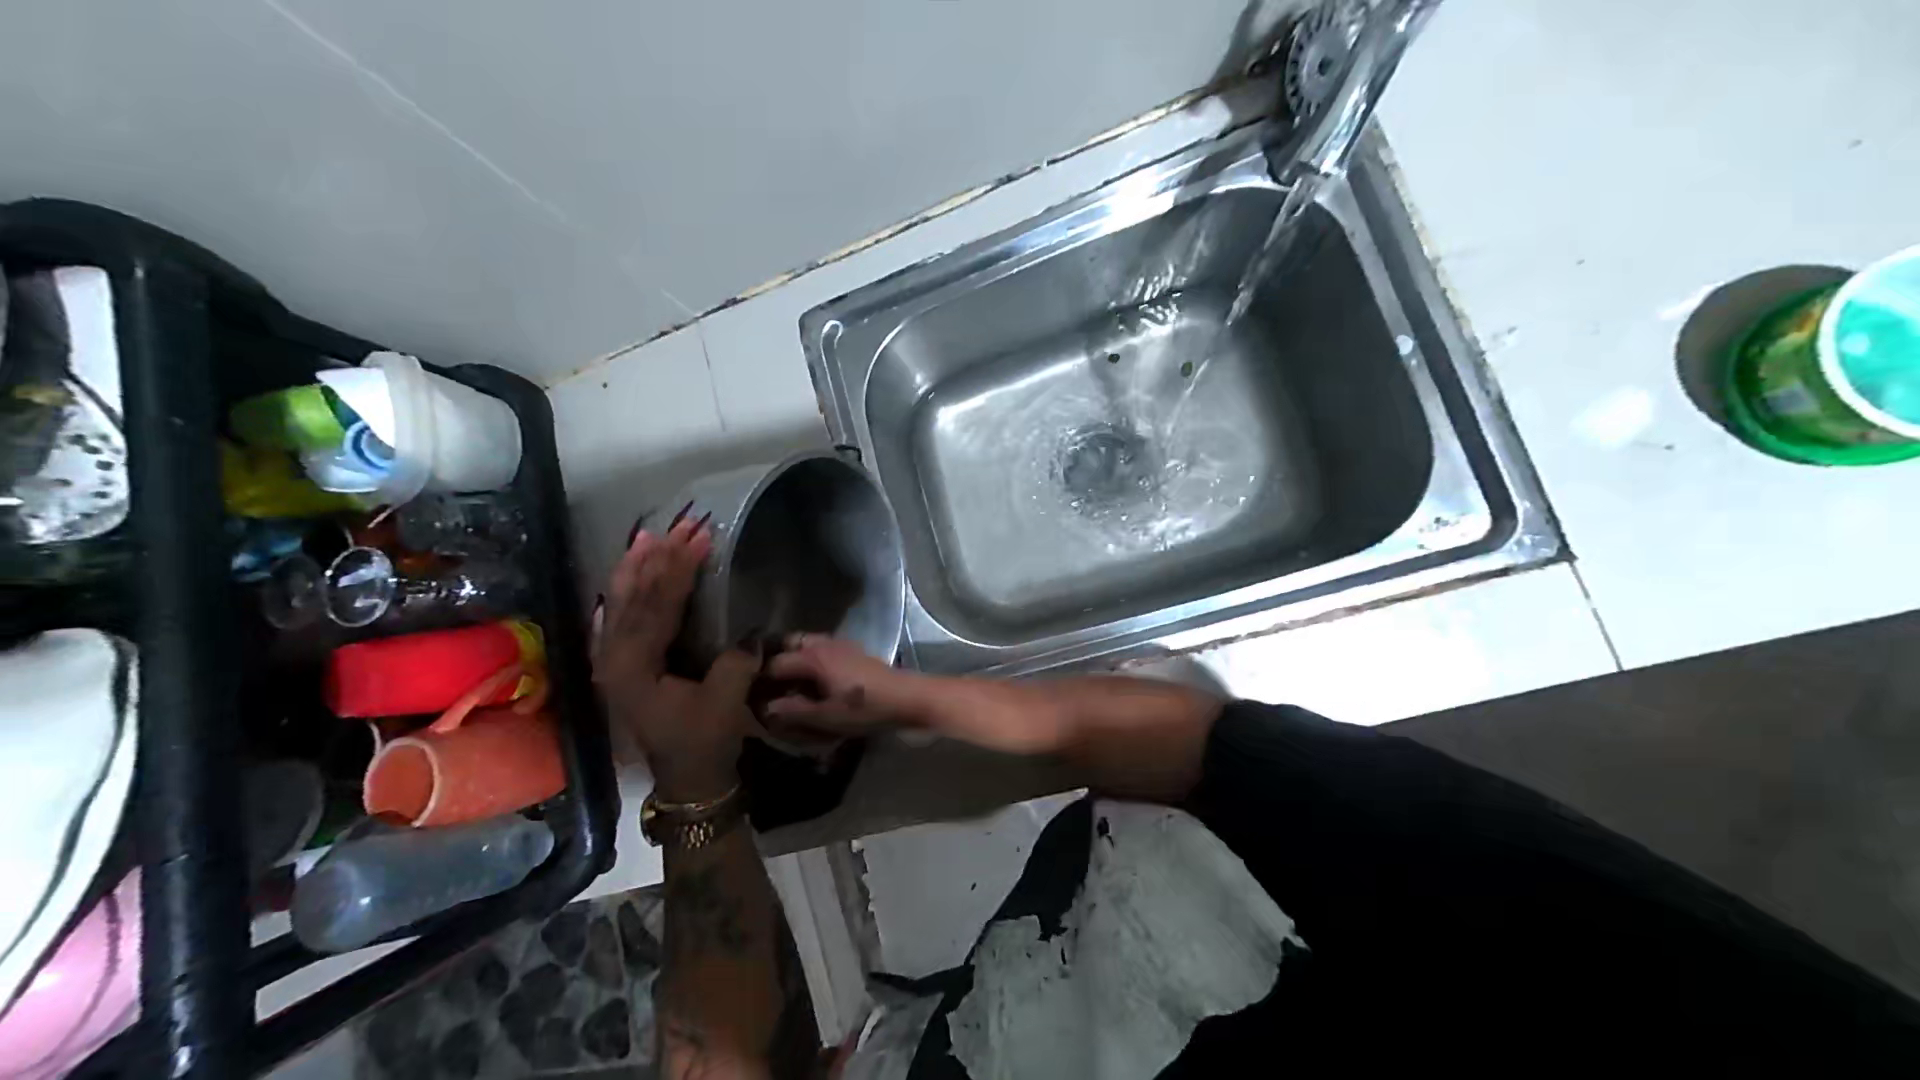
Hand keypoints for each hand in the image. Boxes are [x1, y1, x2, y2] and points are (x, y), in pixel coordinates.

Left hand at [593, 519, 758, 801]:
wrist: (689, 781)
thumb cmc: (705, 742)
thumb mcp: (726, 701)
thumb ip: (735, 661)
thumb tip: (749, 632)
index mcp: (633, 667)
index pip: (656, 606)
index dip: (679, 570)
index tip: (699, 538)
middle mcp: (614, 660)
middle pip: (633, 598)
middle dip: (655, 560)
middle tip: (677, 526)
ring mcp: (614, 665)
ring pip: (621, 606)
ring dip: (635, 570)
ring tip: (647, 538)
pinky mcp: (623, 670)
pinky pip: (619, 621)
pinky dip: (624, 596)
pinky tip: (623, 581)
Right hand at [760, 633, 915, 739]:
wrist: (910, 698)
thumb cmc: (867, 708)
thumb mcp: (828, 717)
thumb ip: (796, 710)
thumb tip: (767, 707)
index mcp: (814, 657)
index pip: (776, 663)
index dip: (762, 679)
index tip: (752, 696)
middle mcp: (826, 644)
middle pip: (792, 643)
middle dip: (779, 659)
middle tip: (772, 685)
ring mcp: (843, 646)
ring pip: (810, 644)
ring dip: (798, 658)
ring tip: (793, 684)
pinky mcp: (857, 653)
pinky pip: (826, 649)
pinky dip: (816, 660)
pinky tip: (819, 682)